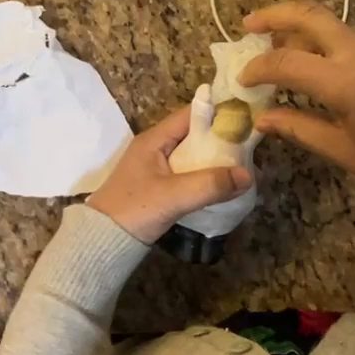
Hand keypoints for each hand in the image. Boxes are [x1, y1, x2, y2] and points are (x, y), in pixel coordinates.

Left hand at [87, 106, 254, 241]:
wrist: (102, 241)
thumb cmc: (134, 211)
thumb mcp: (173, 196)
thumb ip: (210, 185)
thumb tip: (248, 175)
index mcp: (154, 139)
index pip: (191, 114)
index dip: (218, 113)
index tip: (247, 117)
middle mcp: (155, 148)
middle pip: (194, 134)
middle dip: (221, 139)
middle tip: (251, 145)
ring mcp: (156, 168)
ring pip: (192, 156)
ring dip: (214, 160)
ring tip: (244, 165)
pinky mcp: (158, 187)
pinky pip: (188, 174)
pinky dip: (205, 176)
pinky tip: (223, 186)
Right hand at [238, 1, 354, 193]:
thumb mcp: (345, 150)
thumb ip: (299, 128)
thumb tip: (262, 118)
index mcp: (345, 81)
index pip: (286, 62)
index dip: (257, 68)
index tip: (242, 79)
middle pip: (308, 15)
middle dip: (273, 15)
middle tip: (248, 25)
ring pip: (328, 23)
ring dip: (296, 28)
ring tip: (274, 47)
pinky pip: (345, 36)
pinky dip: (320, 40)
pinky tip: (311, 63)